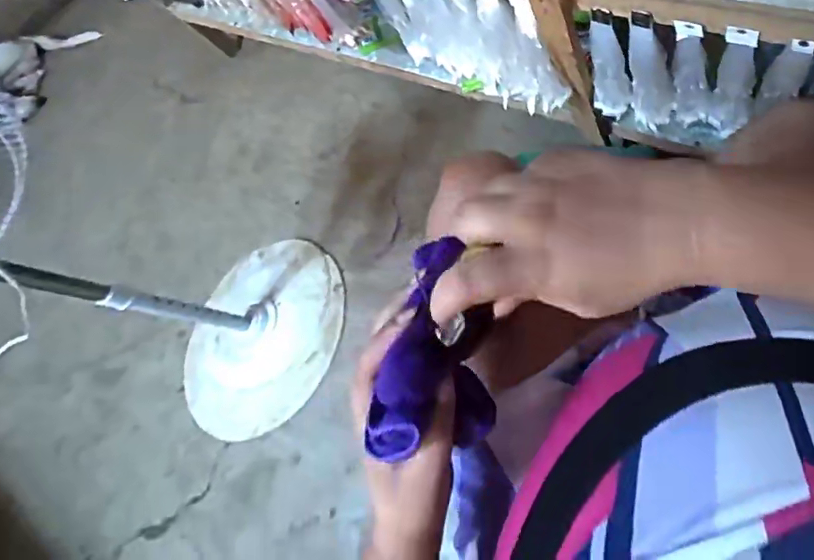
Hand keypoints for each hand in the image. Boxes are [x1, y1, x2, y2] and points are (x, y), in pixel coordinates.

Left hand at [354, 303, 453, 559]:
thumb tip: (446, 367)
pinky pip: (402, 357)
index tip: (415, 314)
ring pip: (387, 347)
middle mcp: (369, 397)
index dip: (390, 337)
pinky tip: (436, 326)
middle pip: (376, 345)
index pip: (370, 364)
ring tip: (431, 296)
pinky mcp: (398, 398)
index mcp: (368, 413)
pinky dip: (415, 335)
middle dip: (395, 314)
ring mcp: (382, 396)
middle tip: (425, 288)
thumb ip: (437, 418)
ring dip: (404, 319)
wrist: (407, 527)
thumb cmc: (414, 499)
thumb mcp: (429, 464)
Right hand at [428, 149, 708, 324]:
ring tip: (500, 222)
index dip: (443, 297)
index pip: (466, 279)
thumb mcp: (580, 301)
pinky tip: (542, 200)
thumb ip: (529, 295)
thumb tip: (496, 300)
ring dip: (482, 209)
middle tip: (475, 253)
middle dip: (457, 240)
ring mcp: (538, 180)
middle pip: (462, 219)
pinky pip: (520, 173)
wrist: (674, 215)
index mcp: (533, 263)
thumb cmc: (633, 272)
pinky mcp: (554, 157)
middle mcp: (525, 217)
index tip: (440, 309)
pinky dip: (519, 190)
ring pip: (485, 187)